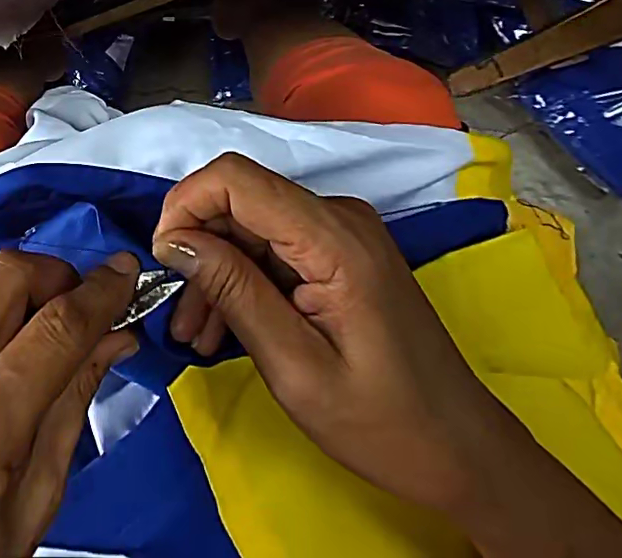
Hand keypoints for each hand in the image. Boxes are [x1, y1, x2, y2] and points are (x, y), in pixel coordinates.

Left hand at [0, 250, 139, 557]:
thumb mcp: (40, 492)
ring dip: (29, 281)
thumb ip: (78, 396)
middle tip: (80, 309)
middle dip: (60, 277)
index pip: (56, 328)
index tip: (129, 273)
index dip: (102, 292)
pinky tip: (8, 329)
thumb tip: (119, 334)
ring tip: (46, 320)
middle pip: (13, 276)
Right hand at [151, 154, 621, 557]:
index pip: (238, 177)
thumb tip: (175, 240)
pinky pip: (276, 247)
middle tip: (177, 319)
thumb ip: (235, 292)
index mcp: (334, 237)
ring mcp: (342, 231)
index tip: (162, 261)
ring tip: (196, 338)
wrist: (458, 444)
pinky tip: (226, 328)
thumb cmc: (382, 421)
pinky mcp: (341, 251)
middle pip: (242, 201)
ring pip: (253, 227)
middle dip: (198, 250)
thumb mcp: (295, 367)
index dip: (187, 204)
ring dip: (217, 273)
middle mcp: (338, 215)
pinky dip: (245, 280)